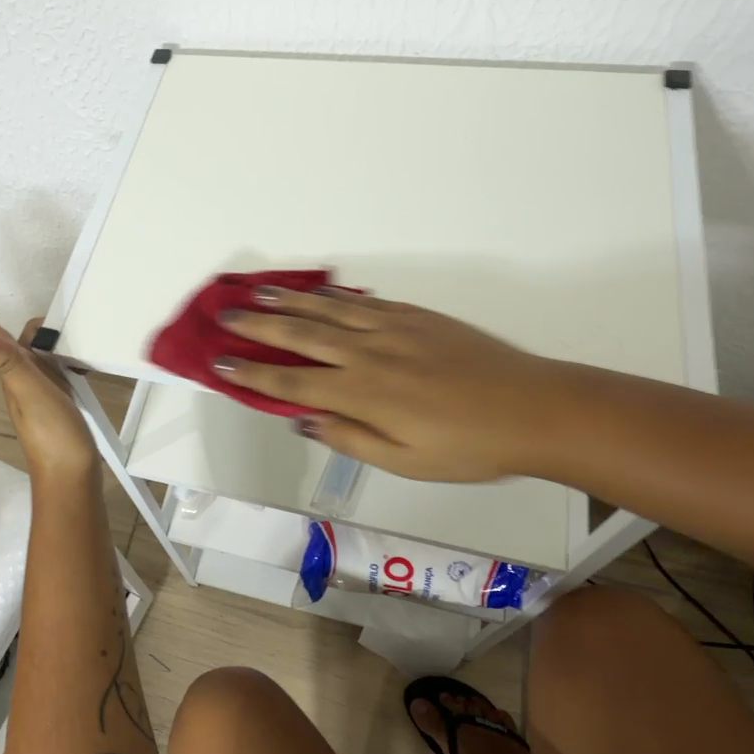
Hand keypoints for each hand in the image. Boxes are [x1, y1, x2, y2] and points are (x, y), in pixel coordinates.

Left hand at [0, 276, 99, 482]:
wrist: (71, 475)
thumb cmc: (52, 435)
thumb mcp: (30, 394)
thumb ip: (7, 365)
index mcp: (11, 374)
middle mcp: (20, 379)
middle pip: (17, 340)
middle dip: (32, 324)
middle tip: (58, 319)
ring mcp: (38, 390)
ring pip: (38, 353)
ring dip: (51, 339)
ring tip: (75, 335)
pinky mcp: (57, 398)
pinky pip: (56, 367)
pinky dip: (67, 357)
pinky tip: (83, 362)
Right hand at [211, 287, 572, 483]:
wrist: (533, 409)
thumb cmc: (469, 448)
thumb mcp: (405, 463)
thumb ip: (349, 438)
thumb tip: (303, 419)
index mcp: (362, 395)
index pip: (291, 383)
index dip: (252, 374)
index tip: (220, 364)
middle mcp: (368, 354)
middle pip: (300, 335)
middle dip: (258, 325)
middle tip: (225, 316)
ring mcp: (392, 329)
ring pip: (327, 311)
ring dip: (288, 300)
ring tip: (256, 290)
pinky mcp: (416, 316)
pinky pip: (362, 303)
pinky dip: (332, 296)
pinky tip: (316, 293)